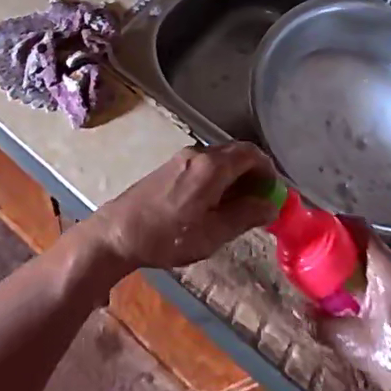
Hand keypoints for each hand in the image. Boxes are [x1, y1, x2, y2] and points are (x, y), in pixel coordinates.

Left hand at [85, 141, 276, 269]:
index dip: (268, 170)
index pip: (251, 153)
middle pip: (236, 153)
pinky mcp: (170, 167)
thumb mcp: (212, 234)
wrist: (117, 233)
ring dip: (236, 176)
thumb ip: (245, 216)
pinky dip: (219, 178)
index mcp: (211, 166)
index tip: (274, 193)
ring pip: (220, 159)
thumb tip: (271, 205)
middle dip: (253, 174)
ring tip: (239, 207)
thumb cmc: (166, 237)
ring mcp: (182, 158)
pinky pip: (205, 164)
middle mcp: (198, 153)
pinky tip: (214, 204)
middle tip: (260, 202)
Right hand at [315, 222, 390, 390]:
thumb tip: (299, 311)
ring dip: (358, 269)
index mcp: (389, 271)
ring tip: (335, 286)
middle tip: (318, 263)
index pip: (361, 228)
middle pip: (369, 245)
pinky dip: (374, 283)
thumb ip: (322, 324)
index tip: (316, 231)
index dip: (337, 224)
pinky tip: (362, 309)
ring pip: (381, 264)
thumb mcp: (354, 346)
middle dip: (342, 250)